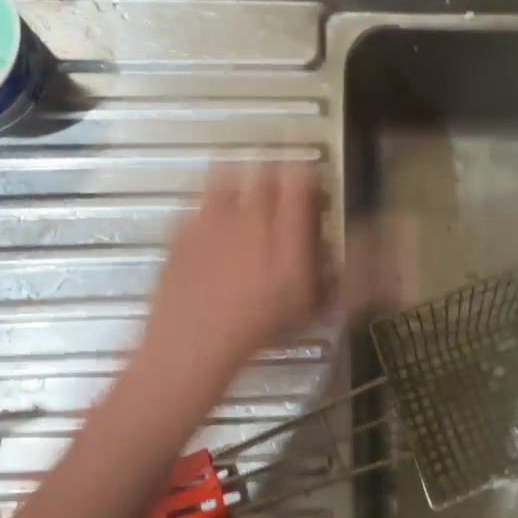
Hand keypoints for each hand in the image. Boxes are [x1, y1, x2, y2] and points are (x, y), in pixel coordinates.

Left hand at [129, 163, 326, 388]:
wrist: (194, 343)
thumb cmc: (257, 328)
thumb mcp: (305, 306)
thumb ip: (324, 273)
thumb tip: (337, 256)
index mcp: (285, 231)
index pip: (301, 182)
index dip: (309, 178)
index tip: (313, 185)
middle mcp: (249, 216)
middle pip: (264, 174)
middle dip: (275, 175)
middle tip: (281, 189)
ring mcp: (210, 221)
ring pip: (224, 179)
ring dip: (237, 180)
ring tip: (242, 193)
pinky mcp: (181, 233)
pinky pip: (195, 207)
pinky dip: (206, 210)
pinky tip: (209, 226)